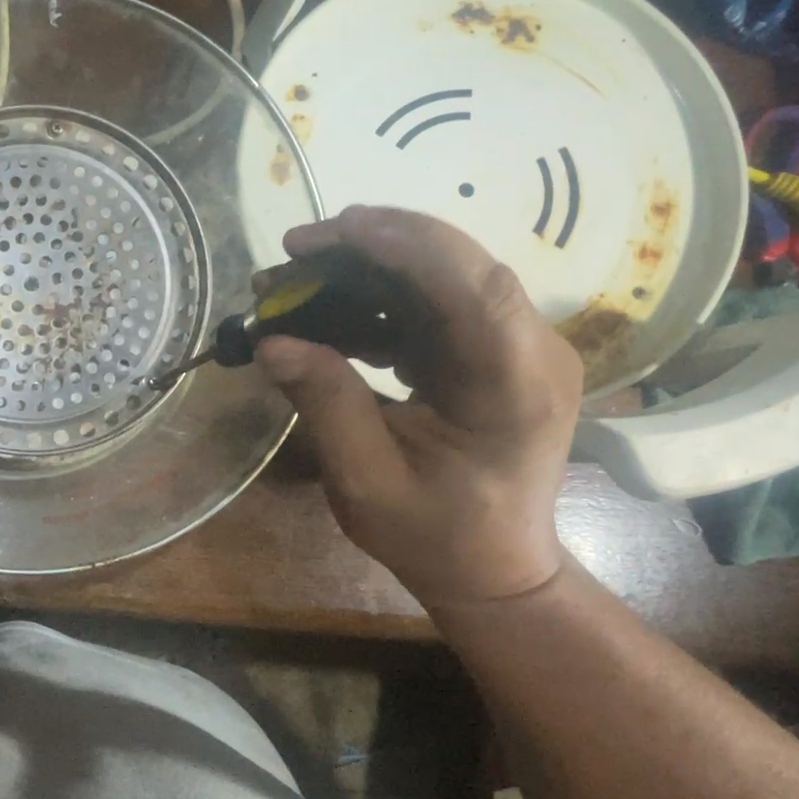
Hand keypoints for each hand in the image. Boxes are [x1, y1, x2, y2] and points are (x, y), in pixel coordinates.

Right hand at [254, 206, 582, 606]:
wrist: (490, 567)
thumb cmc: (433, 534)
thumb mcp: (366, 479)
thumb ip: (326, 405)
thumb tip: (270, 342)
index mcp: (514, 384)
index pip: (474, 288)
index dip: (407, 247)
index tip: (335, 230)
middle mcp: (528, 351)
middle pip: (458, 268)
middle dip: (374, 247)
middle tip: (294, 249)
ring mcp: (512, 349)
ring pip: (441, 279)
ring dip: (367, 271)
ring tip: (292, 279)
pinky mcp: (488, 355)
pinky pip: (432, 308)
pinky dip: (376, 302)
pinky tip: (325, 314)